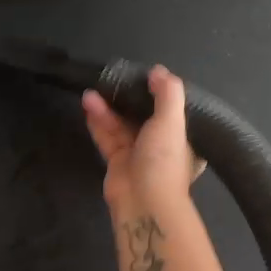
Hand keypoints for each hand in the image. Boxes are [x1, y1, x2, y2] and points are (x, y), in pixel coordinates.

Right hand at [82, 65, 202, 211]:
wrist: (143, 201)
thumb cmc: (163, 159)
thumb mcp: (172, 121)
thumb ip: (167, 93)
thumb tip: (158, 70)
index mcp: (182, 136)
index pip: (170, 109)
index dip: (157, 92)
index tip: (142, 75)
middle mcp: (161, 144)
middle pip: (141, 115)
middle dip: (126, 99)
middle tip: (111, 80)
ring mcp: (137, 153)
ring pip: (120, 125)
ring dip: (106, 109)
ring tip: (91, 92)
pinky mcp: (116, 161)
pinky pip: (106, 136)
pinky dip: (98, 122)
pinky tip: (88, 106)